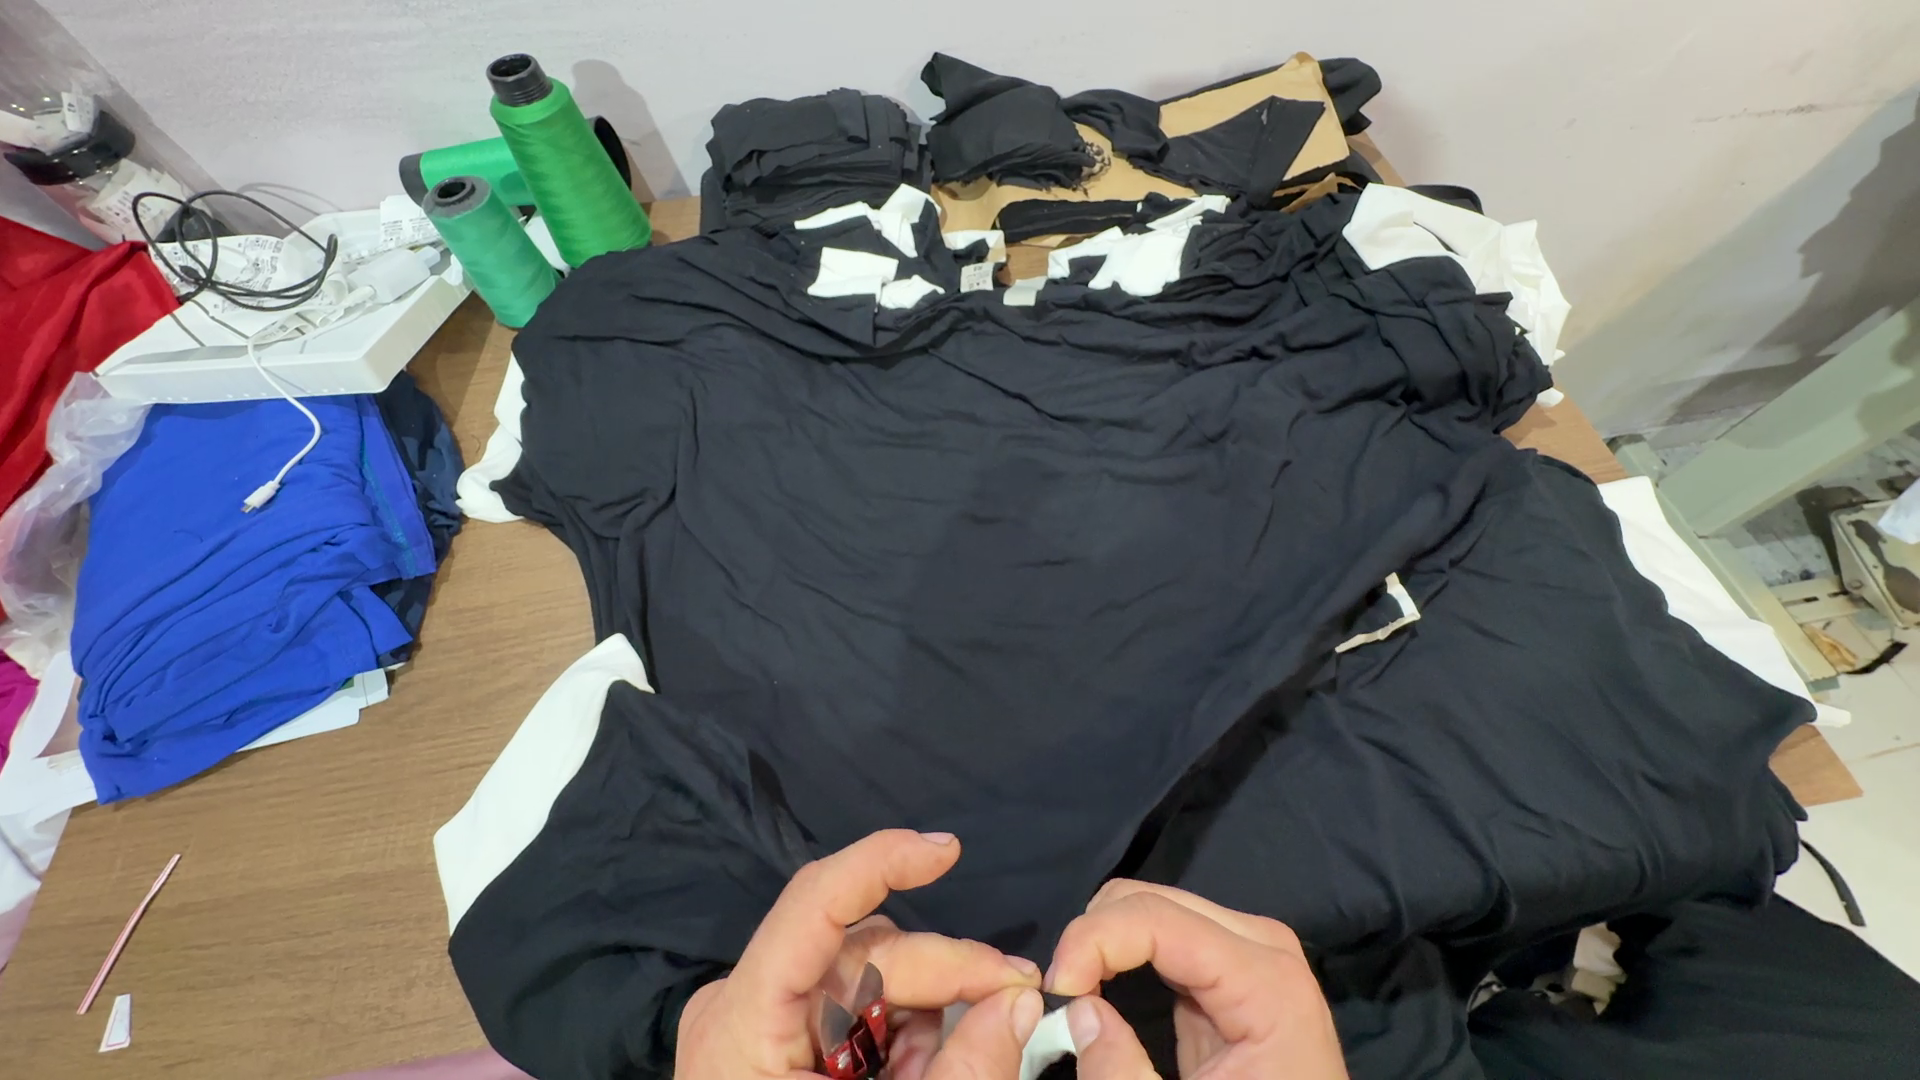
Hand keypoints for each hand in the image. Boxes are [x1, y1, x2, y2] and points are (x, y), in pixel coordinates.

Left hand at [675, 829, 1044, 1078]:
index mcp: (744, 1018)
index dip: (881, 861)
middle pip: (867, 948)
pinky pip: (862, 1001)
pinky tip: (916, 1071)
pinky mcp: (784, 1027)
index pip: (815, 901)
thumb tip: (1023, 999)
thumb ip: (961, 1071)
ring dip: (928, 1011)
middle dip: (947, 970)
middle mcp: (748, 996)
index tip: (948, 852)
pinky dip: (904, 1030)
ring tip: (947, 1066)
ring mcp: (764, 1011)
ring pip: (873, 972)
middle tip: (1020, 993)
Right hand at [1046, 880, 1347, 1079]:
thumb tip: (1079, 1009)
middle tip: (1063, 998)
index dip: (1092, 941)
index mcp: (1265, 979)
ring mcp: (1247, 946)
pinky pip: (1160, 927)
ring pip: (1148, 904)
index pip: (1155, 917)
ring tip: (1081, 994)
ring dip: (1103, 941)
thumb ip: (1123, 1073)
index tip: (1057, 992)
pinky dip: (1121, 948)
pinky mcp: (1229, 960)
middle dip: (1093, 938)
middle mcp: (1259, 942)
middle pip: (1148, 899)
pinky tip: (1104, 985)